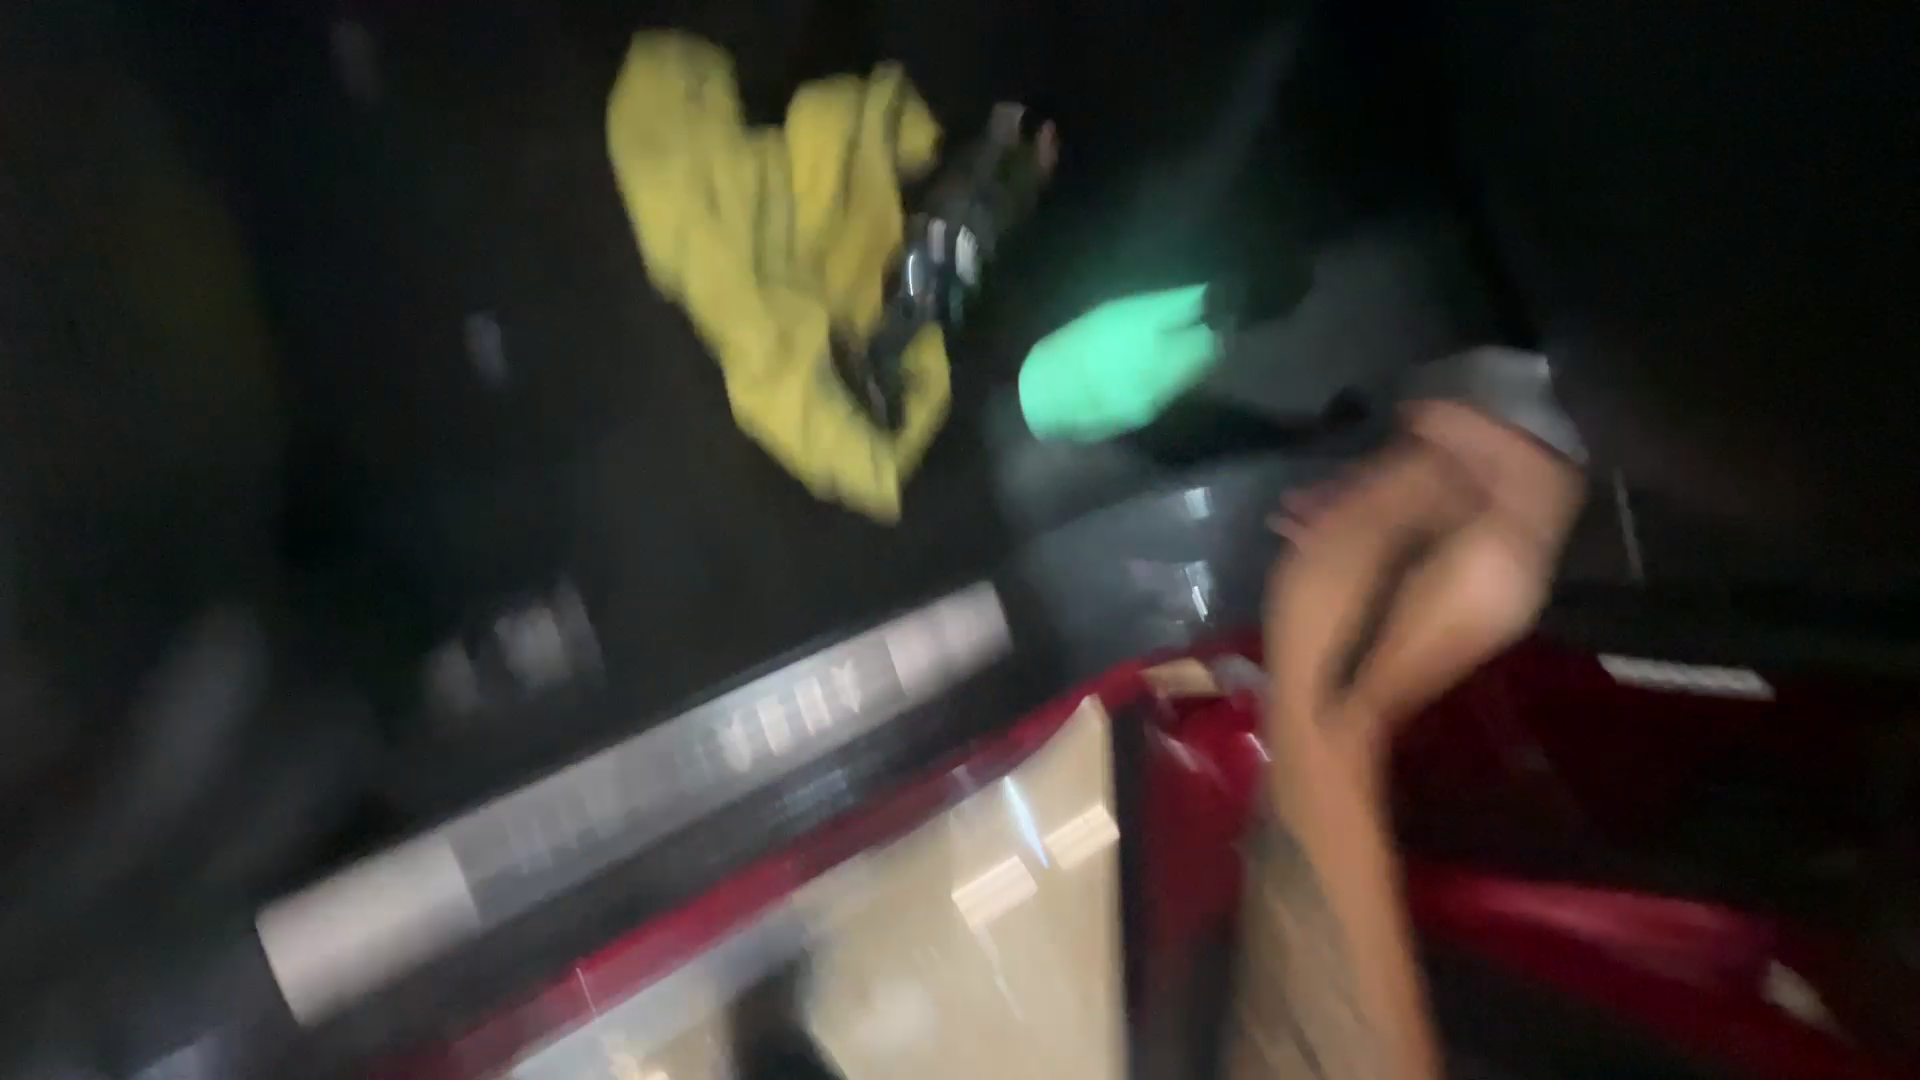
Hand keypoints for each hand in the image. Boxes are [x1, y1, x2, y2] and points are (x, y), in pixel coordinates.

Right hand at [1265, 401, 1585, 783]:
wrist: (1328, 719)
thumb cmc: (1330, 631)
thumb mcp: (1353, 544)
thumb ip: (1406, 485)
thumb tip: (1440, 444)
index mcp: (1497, 556)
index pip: (1528, 465)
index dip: (1481, 427)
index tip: (1418, 410)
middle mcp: (1513, 573)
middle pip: (1506, 486)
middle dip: (1442, 453)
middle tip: (1382, 441)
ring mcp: (1490, 595)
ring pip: (1471, 512)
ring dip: (1408, 487)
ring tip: (1332, 491)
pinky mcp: (1460, 607)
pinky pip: (1449, 540)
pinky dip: (1403, 518)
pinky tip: (1336, 523)